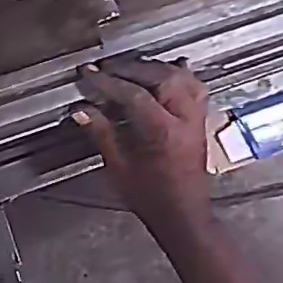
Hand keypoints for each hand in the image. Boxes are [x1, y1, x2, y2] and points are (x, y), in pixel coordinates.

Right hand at [74, 59, 214, 239]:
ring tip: (131, 67)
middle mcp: (185, 120)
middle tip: (107, 68)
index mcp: (163, 132)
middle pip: (161, 77)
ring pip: (181, 77)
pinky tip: (165, 70)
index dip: (108, 81)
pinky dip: (178, 74)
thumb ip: (102, 133)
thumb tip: (82, 110)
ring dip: (154, 67)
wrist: (183, 215)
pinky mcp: (200, 120)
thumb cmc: (152, 197)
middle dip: (130, 68)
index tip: (90, 73)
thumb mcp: (119, 167)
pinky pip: (195, 86)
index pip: (134, 94)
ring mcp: (196, 118)